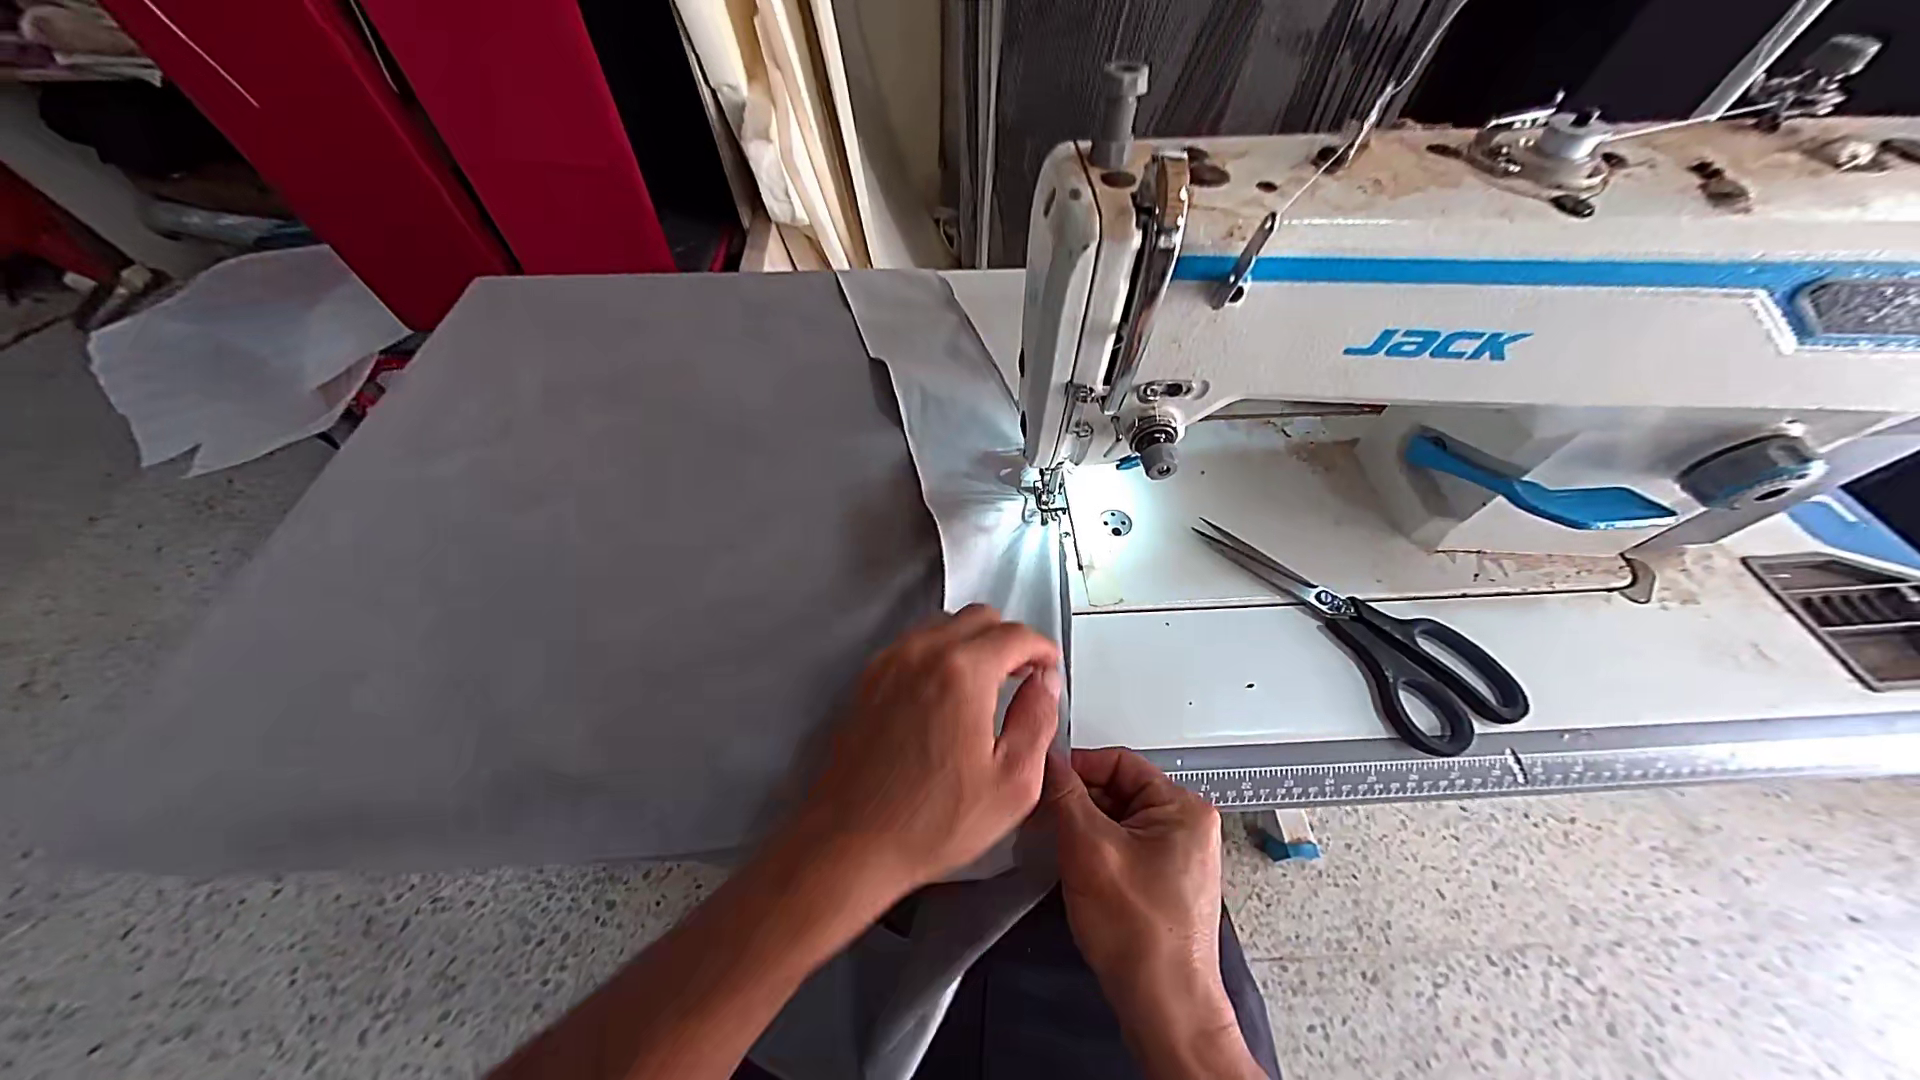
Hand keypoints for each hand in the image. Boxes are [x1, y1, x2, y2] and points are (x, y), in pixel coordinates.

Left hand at [788, 604, 1061, 902]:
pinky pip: (915, 644)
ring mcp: (890, 662)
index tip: (1048, 668)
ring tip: (987, 683)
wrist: (849, 842)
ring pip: (945, 625)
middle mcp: (922, 653)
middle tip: (1023, 675)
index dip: (1041, 649)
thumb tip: (1044, 684)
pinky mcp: (869, 678)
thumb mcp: (1012, 783)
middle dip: (1010, 639)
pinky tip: (946, 692)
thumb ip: (1038, 720)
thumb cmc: (931, 822)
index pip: (1015, 634)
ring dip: (974, 642)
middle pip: (980, 617)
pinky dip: (941, 653)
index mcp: (962, 672)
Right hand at [1047, 747, 1260, 1078]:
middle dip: (1078, 800)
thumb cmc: (1139, 934)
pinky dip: (1095, 848)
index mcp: (1183, 808)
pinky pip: (1121, 843)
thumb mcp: (1088, 848)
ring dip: (1083, 826)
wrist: (1163, 1007)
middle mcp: (1187, 825)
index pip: (1119, 761)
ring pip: (1115, 817)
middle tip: (1045, 813)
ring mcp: (1177, 854)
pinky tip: (1075, 864)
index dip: (1077, 766)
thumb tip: (1048, 759)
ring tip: (1058, 842)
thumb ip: (1065, 795)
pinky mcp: (1163, 878)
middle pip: (1117, 788)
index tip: (1044, 776)